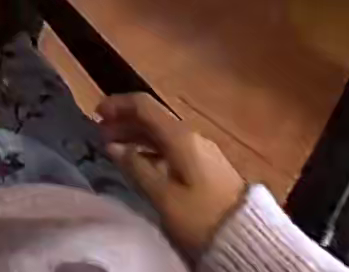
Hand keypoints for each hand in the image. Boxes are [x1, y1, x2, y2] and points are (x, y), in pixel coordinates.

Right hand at [98, 93, 247, 257]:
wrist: (252, 243)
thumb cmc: (202, 217)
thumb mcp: (164, 196)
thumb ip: (136, 167)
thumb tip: (113, 145)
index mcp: (179, 135)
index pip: (143, 105)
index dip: (117, 104)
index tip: (96, 113)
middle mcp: (191, 136)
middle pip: (152, 118)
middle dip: (124, 122)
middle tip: (100, 135)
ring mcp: (201, 152)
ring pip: (161, 135)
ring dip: (136, 137)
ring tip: (115, 150)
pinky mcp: (208, 169)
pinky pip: (171, 149)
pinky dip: (150, 150)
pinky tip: (141, 165)